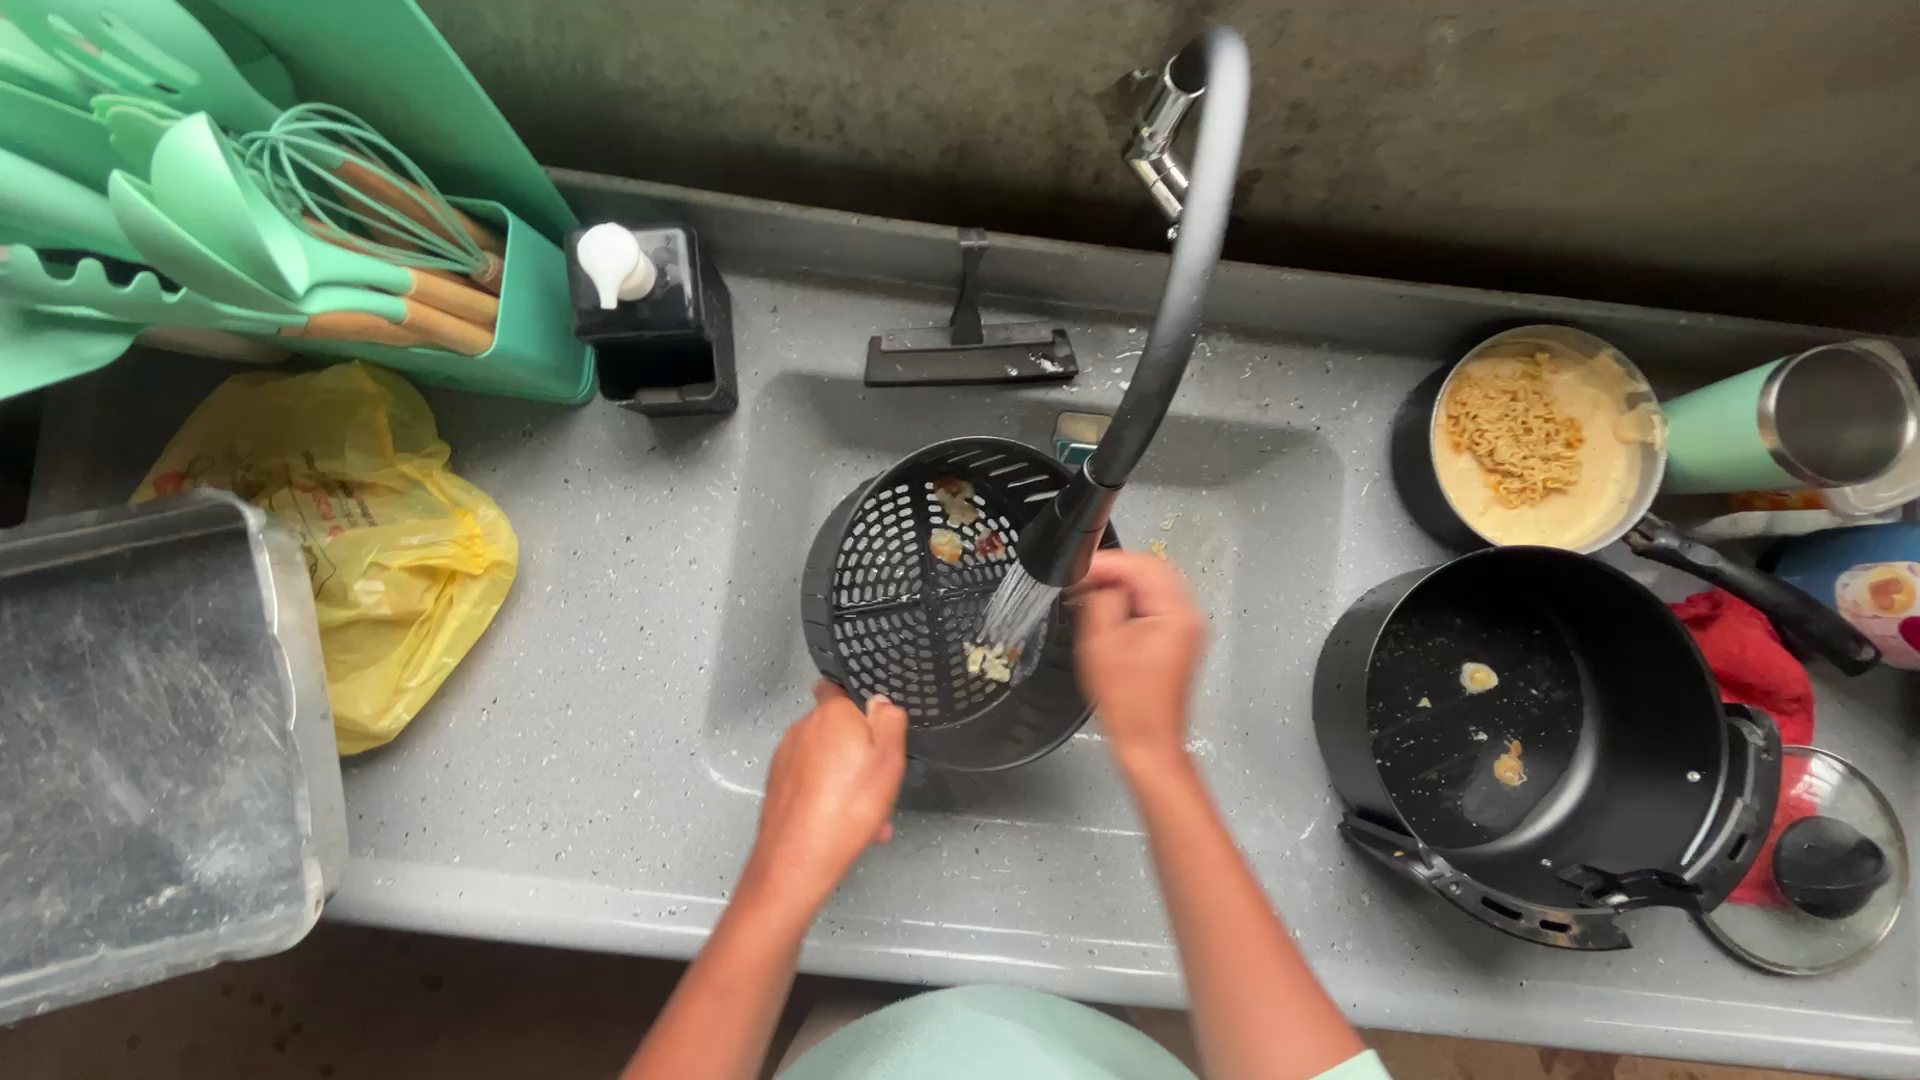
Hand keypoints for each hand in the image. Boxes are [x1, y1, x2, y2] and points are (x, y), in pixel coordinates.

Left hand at [739, 681, 907, 916]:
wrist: (797, 861)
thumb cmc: (846, 810)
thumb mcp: (889, 760)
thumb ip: (890, 721)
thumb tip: (881, 702)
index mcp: (831, 714)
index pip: (838, 687)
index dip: (859, 705)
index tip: (875, 725)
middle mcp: (803, 728)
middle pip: (838, 730)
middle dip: (860, 751)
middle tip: (879, 783)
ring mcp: (787, 757)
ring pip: (828, 759)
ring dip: (848, 777)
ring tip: (868, 814)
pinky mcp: (779, 784)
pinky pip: (813, 780)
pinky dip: (830, 794)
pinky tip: (848, 824)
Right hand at [1074, 551, 1206, 775]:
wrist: (1147, 739)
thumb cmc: (1130, 703)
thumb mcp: (1102, 642)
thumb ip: (1100, 600)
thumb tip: (1097, 579)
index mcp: (1176, 613)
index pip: (1143, 565)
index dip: (1107, 562)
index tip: (1080, 568)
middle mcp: (1188, 617)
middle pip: (1151, 570)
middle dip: (1115, 569)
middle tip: (1084, 577)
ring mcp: (1185, 628)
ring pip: (1152, 585)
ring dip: (1121, 583)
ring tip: (1090, 592)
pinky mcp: (1176, 638)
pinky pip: (1154, 604)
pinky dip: (1129, 600)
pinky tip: (1107, 610)